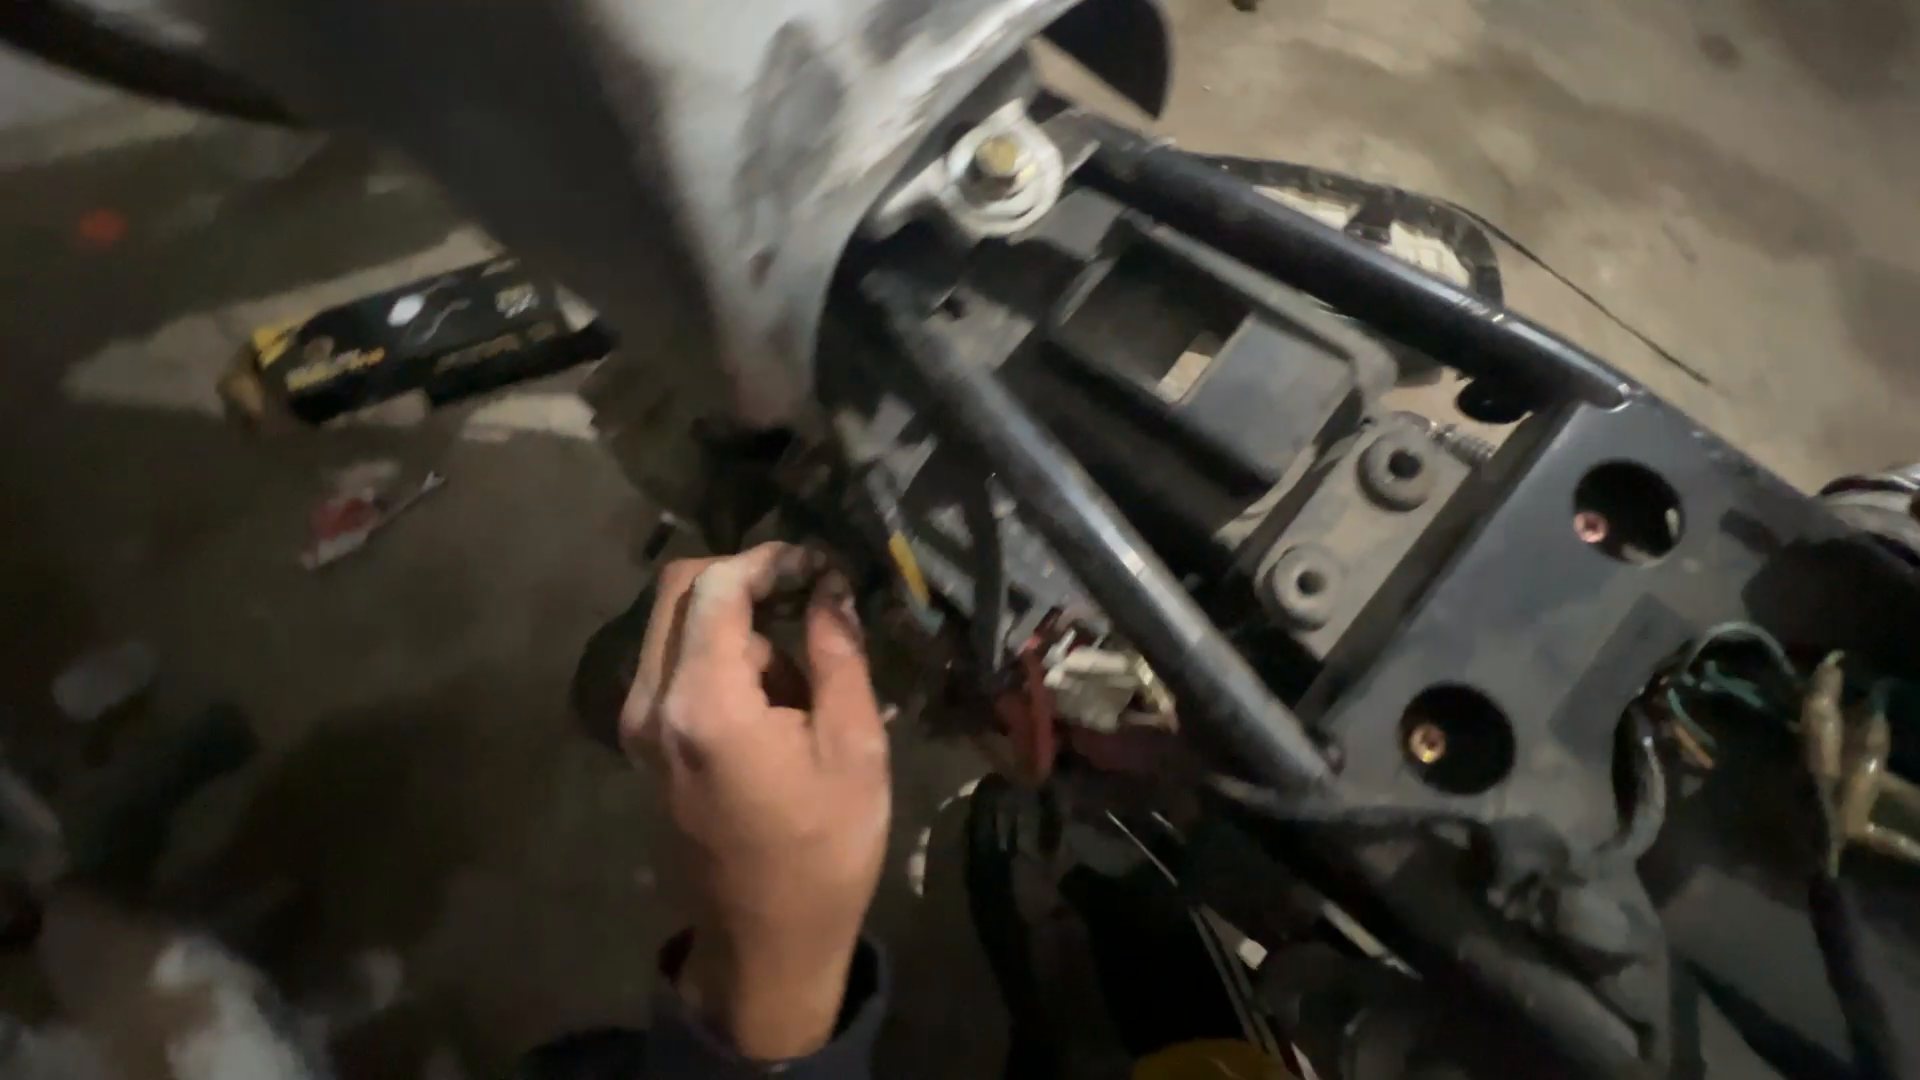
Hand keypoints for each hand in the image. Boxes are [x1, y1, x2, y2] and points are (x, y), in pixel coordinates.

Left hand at [621, 543, 890, 1059]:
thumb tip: (830, 587)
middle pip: (677, 590)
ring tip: (802, 670)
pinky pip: (672, 665)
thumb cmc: (824, 848)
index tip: (820, 565)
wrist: (765, 945)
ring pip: (673, 624)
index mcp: (705, 704)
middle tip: (805, 591)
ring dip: (735, 621)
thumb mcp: (853, 746)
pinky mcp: (644, 744)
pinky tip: (773, 698)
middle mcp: (651, 704)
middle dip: (744, 576)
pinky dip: (720, 654)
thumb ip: (839, 653)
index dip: (771, 559)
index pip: (717, 586)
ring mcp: (637, 726)